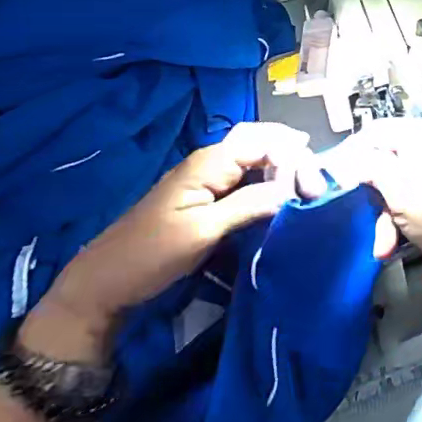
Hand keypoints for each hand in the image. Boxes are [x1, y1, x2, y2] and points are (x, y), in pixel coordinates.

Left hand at [30, 122, 311, 358]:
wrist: (105, 281)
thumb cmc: (149, 255)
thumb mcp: (201, 232)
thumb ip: (247, 204)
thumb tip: (290, 189)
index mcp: (209, 162)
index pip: (264, 143)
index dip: (294, 159)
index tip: (312, 190)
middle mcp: (212, 160)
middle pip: (262, 139)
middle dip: (293, 153)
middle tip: (317, 181)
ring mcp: (209, 176)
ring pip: (256, 154)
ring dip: (283, 163)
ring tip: (308, 183)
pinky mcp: (208, 194)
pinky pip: (246, 174)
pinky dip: (269, 177)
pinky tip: (283, 192)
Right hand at [313, 118, 421, 270]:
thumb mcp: (398, 192)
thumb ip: (369, 168)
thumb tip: (344, 159)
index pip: (372, 132)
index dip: (349, 156)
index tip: (332, 183)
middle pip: (385, 158)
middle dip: (372, 194)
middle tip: (363, 220)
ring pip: (398, 180)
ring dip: (386, 212)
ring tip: (384, 243)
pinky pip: (415, 190)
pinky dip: (404, 213)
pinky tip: (396, 241)